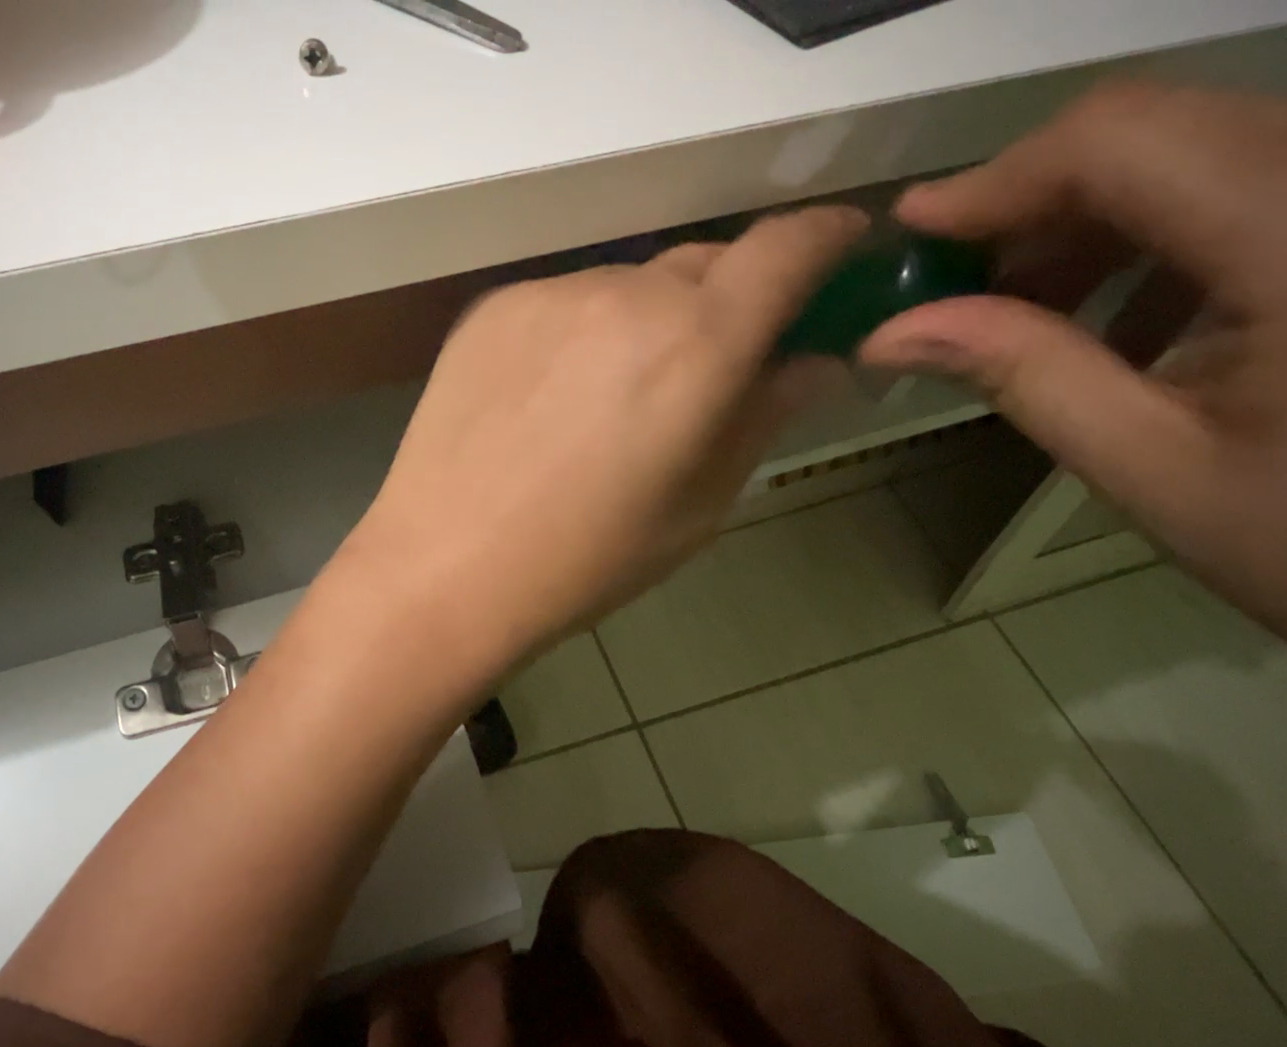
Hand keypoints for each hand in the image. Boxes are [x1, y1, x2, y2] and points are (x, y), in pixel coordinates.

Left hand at [333, 207, 866, 680]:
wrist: (446, 568)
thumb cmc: (586, 559)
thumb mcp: (698, 504)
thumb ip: (762, 416)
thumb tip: (815, 362)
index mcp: (697, 342)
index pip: (785, 247)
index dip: (826, 238)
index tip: (840, 252)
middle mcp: (626, 292)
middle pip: (706, 263)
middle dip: (730, 299)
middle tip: (715, 363)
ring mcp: (550, 293)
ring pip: (628, 285)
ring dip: (647, 320)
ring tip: (613, 398)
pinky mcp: (491, 307)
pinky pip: (563, 302)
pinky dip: (581, 331)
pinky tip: (549, 398)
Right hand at [862, 82, 1286, 707]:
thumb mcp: (1159, 470)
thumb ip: (1023, 377)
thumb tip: (890, 333)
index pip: (1121, 143)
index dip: (998, 178)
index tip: (912, 233)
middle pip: (1157, 126)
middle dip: (1032, 198)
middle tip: (955, 280)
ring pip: (1200, 143)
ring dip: (1088, 217)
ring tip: (1026, 309)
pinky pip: (1253, 176)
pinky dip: (1157, 231)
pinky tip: (1126, 316)